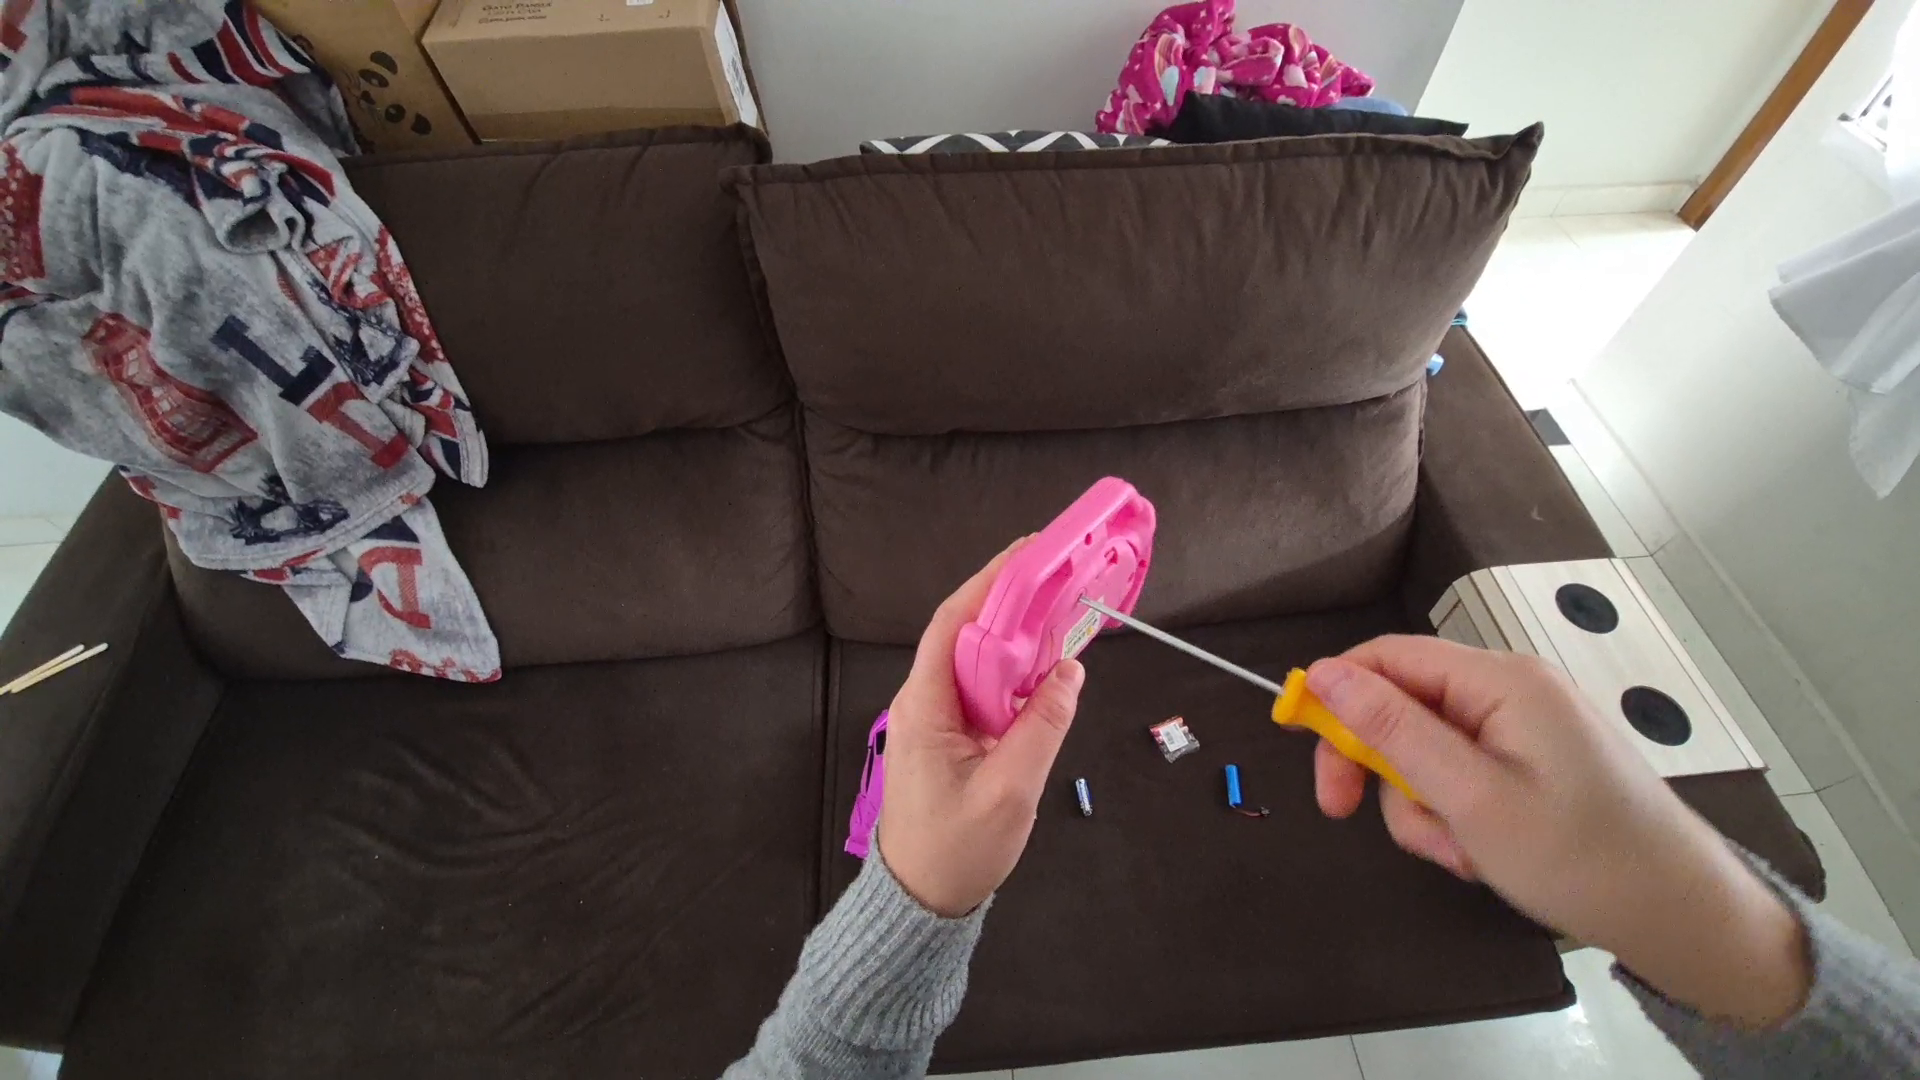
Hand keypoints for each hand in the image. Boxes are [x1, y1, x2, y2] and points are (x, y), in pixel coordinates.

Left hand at [877, 545, 1085, 918]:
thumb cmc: (957, 849)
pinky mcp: (947, 734)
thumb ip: (1042, 727)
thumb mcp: (1010, 791)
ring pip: (973, 659)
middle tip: (1054, 574)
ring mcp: (933, 716)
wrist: (920, 900)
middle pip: (964, 632)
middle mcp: (923, 699)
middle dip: (1006, 598)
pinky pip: (979, 687)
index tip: (1027, 553)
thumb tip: (1071, 670)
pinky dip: (1010, 670)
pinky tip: (1040, 664)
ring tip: (1054, 607)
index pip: (953, 623)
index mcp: (925, 704)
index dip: (989, 582)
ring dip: (1011, 633)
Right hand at [1308, 635, 1808, 1027]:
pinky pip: (1452, 770)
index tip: (1294, 733)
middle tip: (1340, 808)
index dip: (1334, 688)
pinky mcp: (1523, 760)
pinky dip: (1445, 810)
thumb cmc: (1579, 858)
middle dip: (1369, 759)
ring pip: (1419, 746)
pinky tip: (1473, 852)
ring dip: (1413, 801)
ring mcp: (1516, 726)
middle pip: (1398, 702)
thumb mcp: (1469, 796)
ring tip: (1451, 851)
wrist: (1692, 926)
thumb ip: (1391, 728)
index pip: (1387, 656)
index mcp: (1499, 680)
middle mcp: (1505, 689)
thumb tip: (1322, 673)